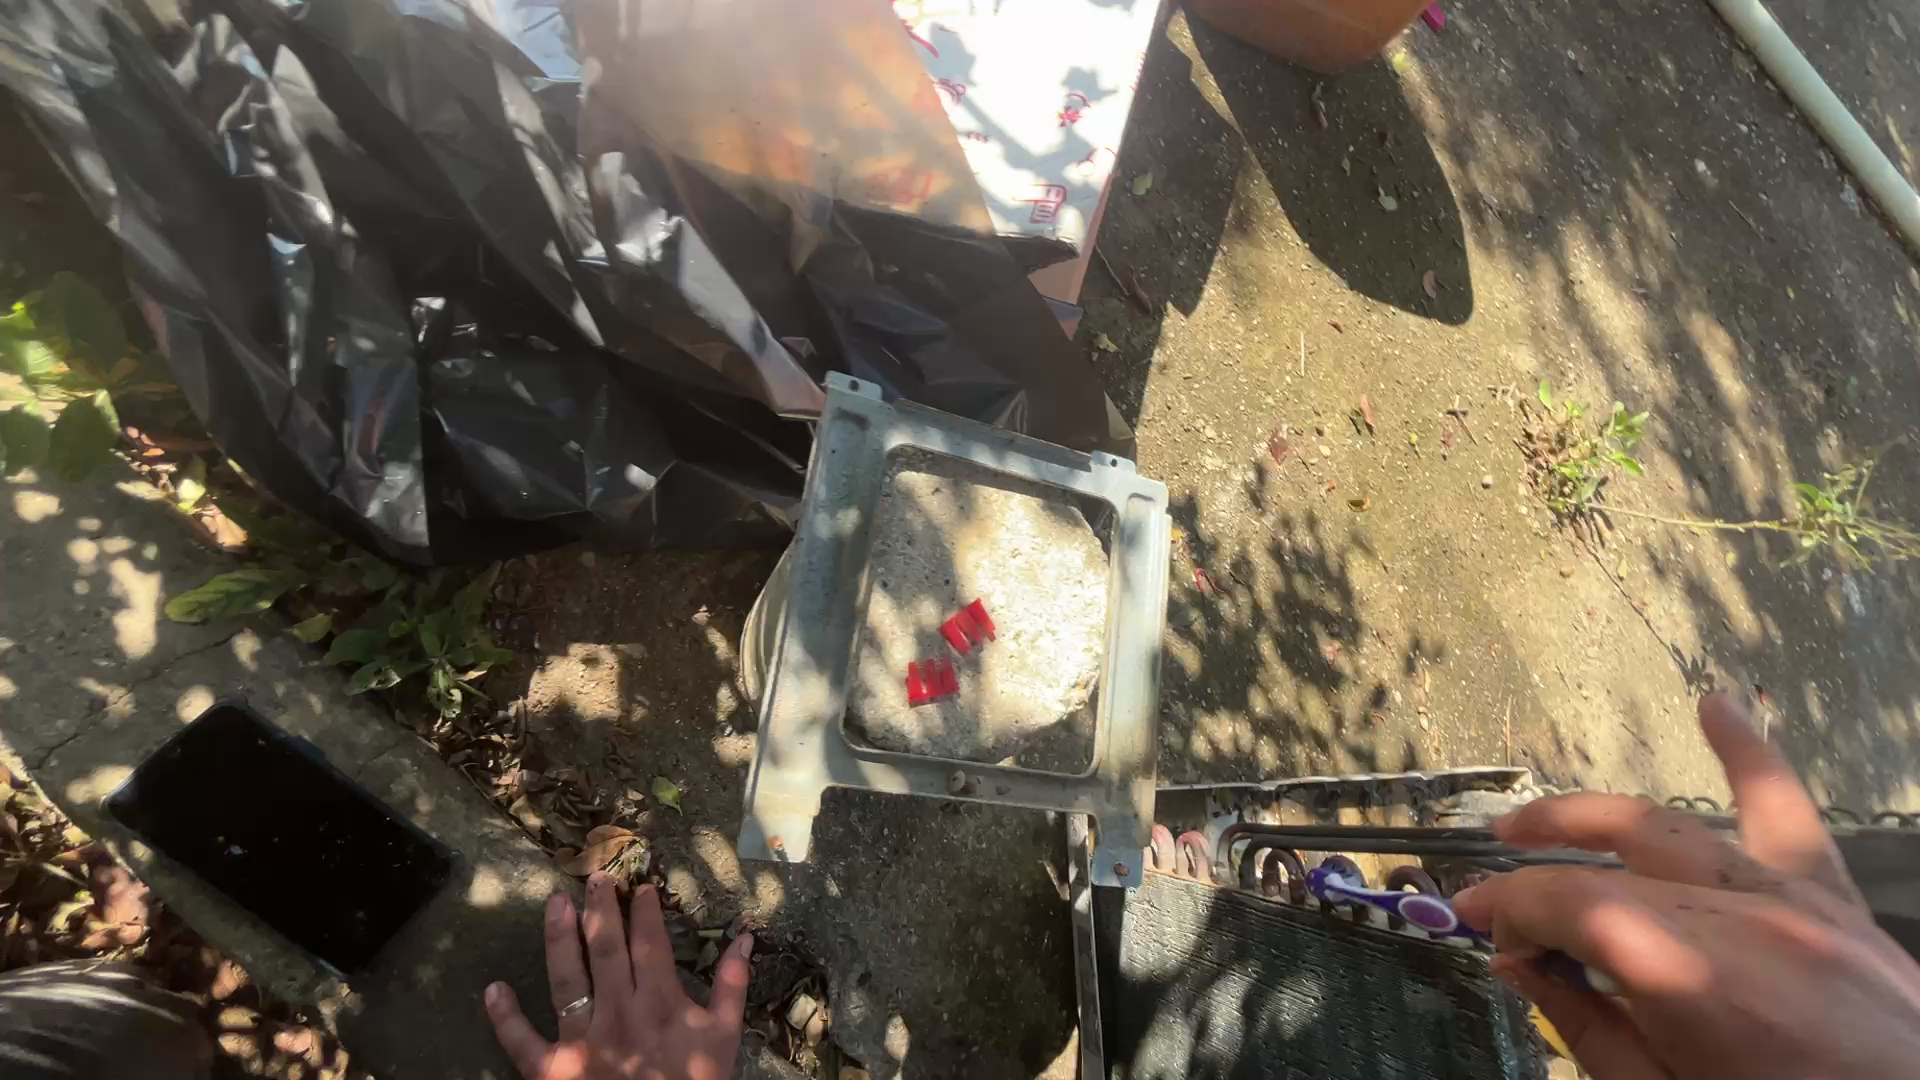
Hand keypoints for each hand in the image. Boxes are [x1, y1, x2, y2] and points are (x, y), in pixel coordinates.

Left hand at [485, 872, 752, 1079]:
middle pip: (606, 948)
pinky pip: (521, 1042)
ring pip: (566, 978)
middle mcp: (616, 1011)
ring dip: (559, 937)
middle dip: (601, 908)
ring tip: (555, 902)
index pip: (649, 942)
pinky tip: (493, 988)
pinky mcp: (549, 1071)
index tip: (640, 884)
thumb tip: (746, 936)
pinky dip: (504, 1017)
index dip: (644, 911)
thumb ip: (732, 985)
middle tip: (595, 875)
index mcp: (658, 1000)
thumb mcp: (723, 1037)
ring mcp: (579, 1040)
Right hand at [1455, 692, 1919, 1079]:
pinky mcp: (1841, 913)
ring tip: (1522, 826)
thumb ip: (1583, 1024)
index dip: (1504, 912)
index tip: (1477, 933)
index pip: (1559, 904)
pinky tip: (1716, 704)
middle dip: (1530, 889)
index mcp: (1694, 977)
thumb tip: (1517, 962)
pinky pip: (1791, 821)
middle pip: (1599, 874)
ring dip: (1580, 819)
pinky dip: (1752, 759)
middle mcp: (1742, 923)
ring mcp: (1800, 909)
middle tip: (1492, 912)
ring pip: (1664, 829)